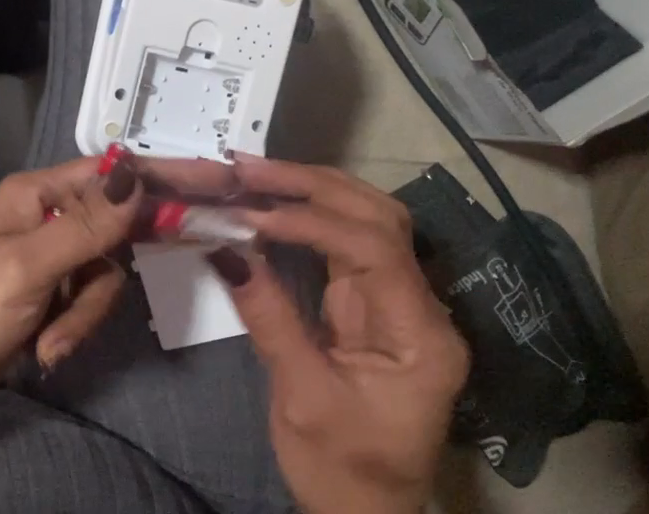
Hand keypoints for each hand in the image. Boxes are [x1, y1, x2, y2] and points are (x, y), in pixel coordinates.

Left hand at [0, 155, 144, 418]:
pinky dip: (73, 328)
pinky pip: (86, 304)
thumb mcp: (28, 266)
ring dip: (85, 313)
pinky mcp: (47, 297)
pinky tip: (44, 350)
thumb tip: (136, 176)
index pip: (109, 173)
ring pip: (104, 274)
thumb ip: (87, 226)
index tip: (217, 186)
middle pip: (113, 227)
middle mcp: (44, 217)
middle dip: (115, 267)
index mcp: (34, 194)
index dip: (158, 178)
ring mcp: (47, 260)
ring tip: (52, 341)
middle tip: (156, 269)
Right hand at [159, 156, 467, 513]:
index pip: (375, 249)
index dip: (313, 221)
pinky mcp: (369, 303)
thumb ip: (269, 317)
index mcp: (421, 336)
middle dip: (311, 185)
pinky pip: (343, 242)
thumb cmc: (343, 470)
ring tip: (253, 174)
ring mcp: (396, 302)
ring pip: (365, 219)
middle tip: (246, 169)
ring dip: (310, 189)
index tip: (252, 214)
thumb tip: (226, 249)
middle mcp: (419, 307)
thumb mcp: (302, 398)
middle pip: (378, 217)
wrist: (365, 513)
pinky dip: (306, 214)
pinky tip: (270, 202)